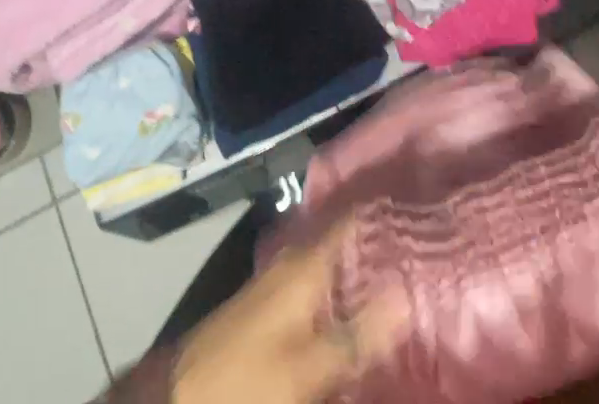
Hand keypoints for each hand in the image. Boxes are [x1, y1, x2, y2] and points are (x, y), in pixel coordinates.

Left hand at [171, 223, 404, 403]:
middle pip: (343, 240)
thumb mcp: (307, 367)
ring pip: (330, 261)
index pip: (349, 220)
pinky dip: (341, 286)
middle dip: (377, 241)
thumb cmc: (246, 377)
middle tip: (420, 246)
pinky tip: (359, 304)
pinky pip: (318, 282)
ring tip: (400, 272)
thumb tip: (406, 297)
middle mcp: (291, 262)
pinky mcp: (270, 305)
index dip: (383, 212)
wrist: (179, 396)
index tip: (420, 212)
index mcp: (303, 265)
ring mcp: (278, 283)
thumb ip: (357, 335)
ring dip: (360, 264)